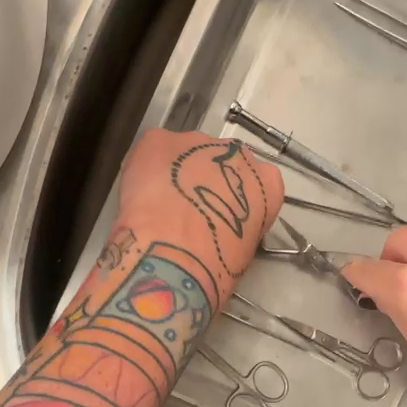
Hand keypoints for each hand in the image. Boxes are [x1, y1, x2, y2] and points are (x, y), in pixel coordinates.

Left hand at [115, 129, 283, 285]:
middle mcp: (237, 153)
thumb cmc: (217, 266)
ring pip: (185, 155)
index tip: (220, 219)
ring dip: (176, 175)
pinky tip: (140, 199)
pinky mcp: (159, 140)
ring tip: (159, 209)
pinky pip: (153, 152)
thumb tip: (220, 229)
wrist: (176, 256)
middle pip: (220, 163)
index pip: (253, 185)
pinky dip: (145, 171)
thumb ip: (238, 226)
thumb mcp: (244, 250)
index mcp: (266, 184)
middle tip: (188, 214)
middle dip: (204, 183)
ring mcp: (198, 142)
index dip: (233, 202)